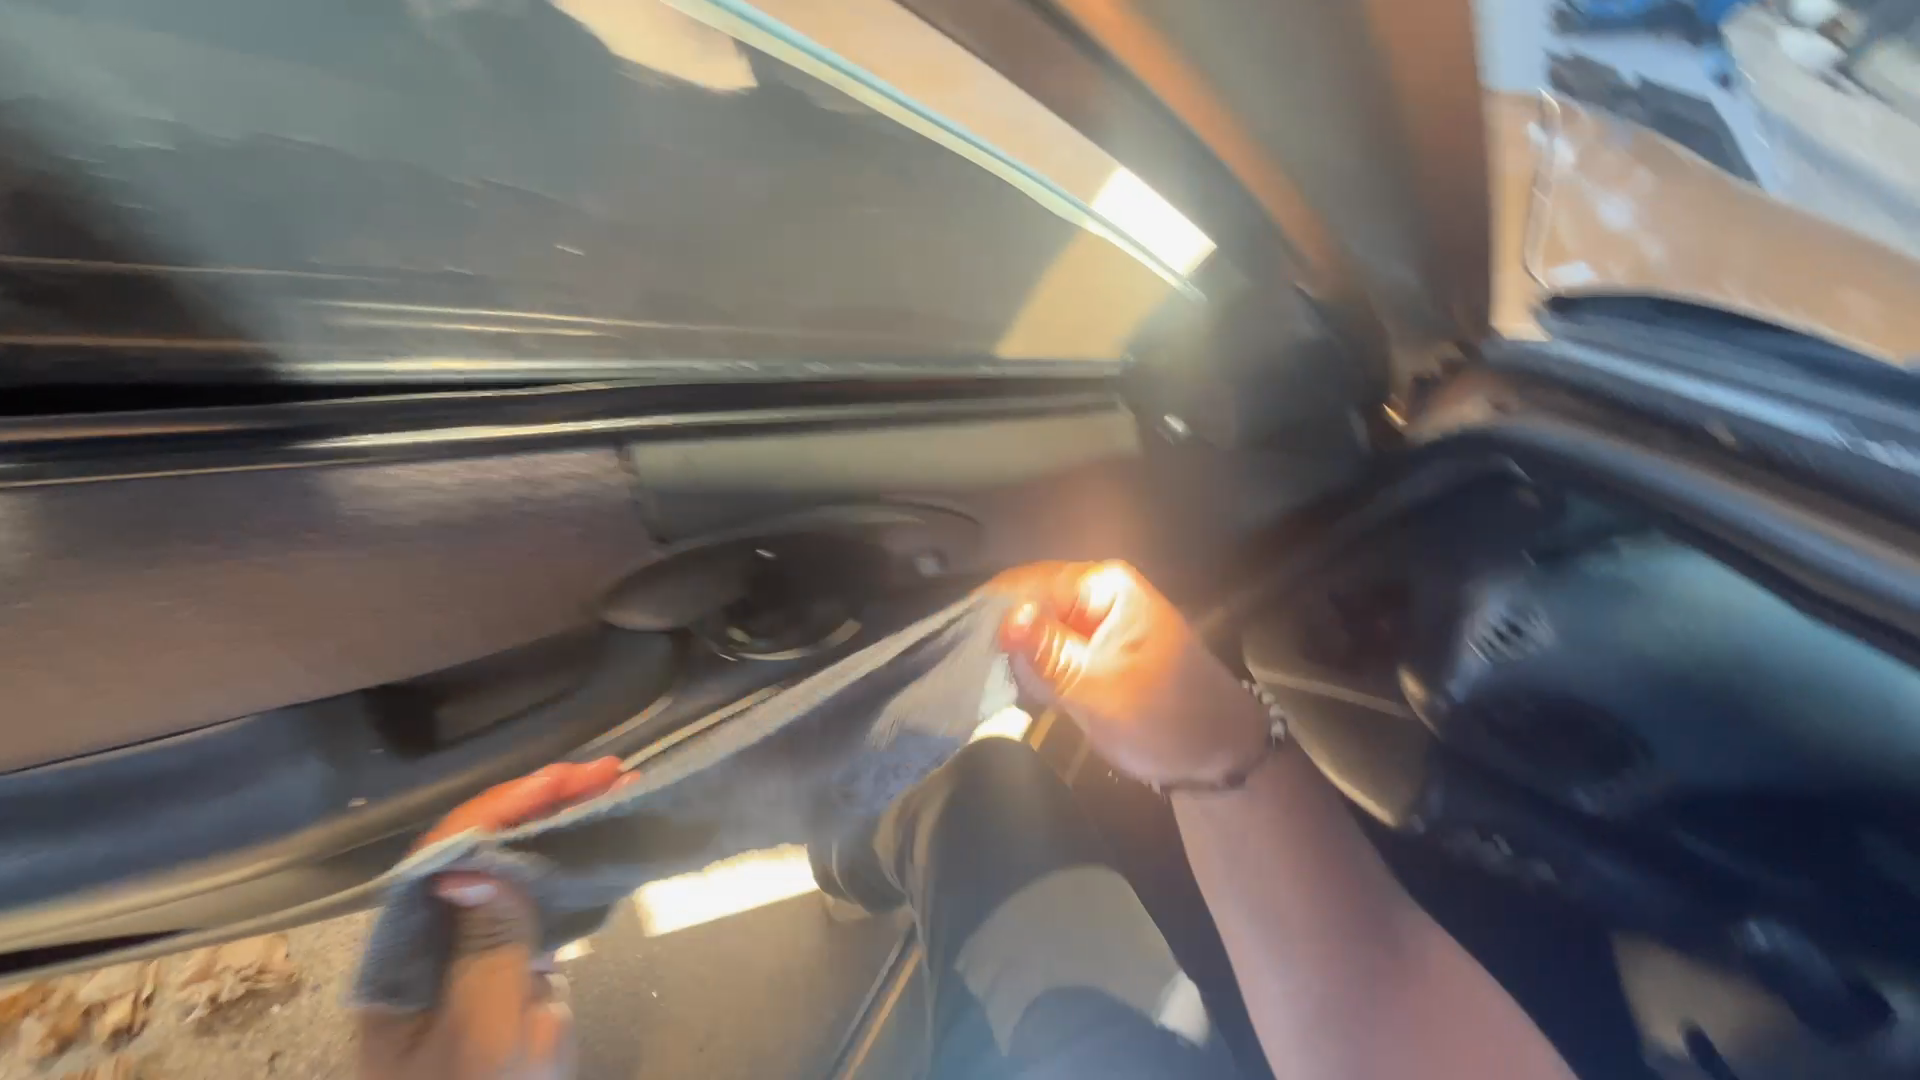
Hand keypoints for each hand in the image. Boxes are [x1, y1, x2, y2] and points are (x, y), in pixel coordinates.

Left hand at [359, 758, 629, 1079]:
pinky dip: (571, 852)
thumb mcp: (490, 1036)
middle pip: (477, 850)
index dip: (498, 810)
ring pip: (510, 862)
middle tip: (604, 772)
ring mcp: (473, 950)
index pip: (440, 859)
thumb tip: (473, 863)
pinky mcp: (512, 959)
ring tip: (613, 785)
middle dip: (538, 802)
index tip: (560, 780)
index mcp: (401, 960)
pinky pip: (536, 890)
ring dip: (559, 818)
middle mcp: (430, 942)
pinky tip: (601, 829)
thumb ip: (487, 947)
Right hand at [996, 561, 1269, 786]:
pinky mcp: (1090, 652)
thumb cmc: (1166, 718)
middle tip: (1013, 682)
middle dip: (1012, 643)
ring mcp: (1093, 624)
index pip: (1028, 583)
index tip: (965, 649)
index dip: (995, 612)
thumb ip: (1050, 653)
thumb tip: (1005, 619)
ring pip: (1033, 633)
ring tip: (1036, 695)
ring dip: (1025, 663)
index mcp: (1103, 587)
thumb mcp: (1102, 689)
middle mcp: (1096, 594)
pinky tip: (1044, 698)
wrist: (1216, 758)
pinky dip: (1038, 675)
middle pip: (1026, 604)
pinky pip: (1048, 653)